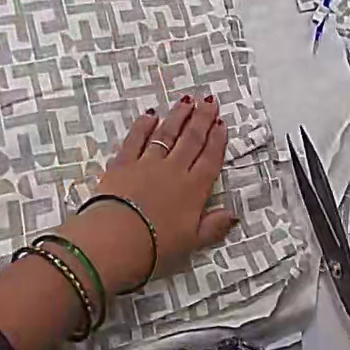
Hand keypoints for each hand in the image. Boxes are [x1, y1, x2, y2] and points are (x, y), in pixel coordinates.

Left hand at [57, 95, 237, 294]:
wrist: (116, 240)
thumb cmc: (156, 247)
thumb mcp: (192, 243)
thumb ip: (213, 227)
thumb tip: (233, 216)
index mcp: (194, 190)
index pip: (210, 159)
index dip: (217, 140)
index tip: (222, 124)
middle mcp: (174, 171)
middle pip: (191, 140)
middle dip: (202, 120)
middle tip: (209, 101)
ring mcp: (147, 164)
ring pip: (166, 134)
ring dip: (178, 117)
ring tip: (186, 101)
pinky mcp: (122, 164)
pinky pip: (136, 140)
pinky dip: (143, 126)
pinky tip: (150, 115)